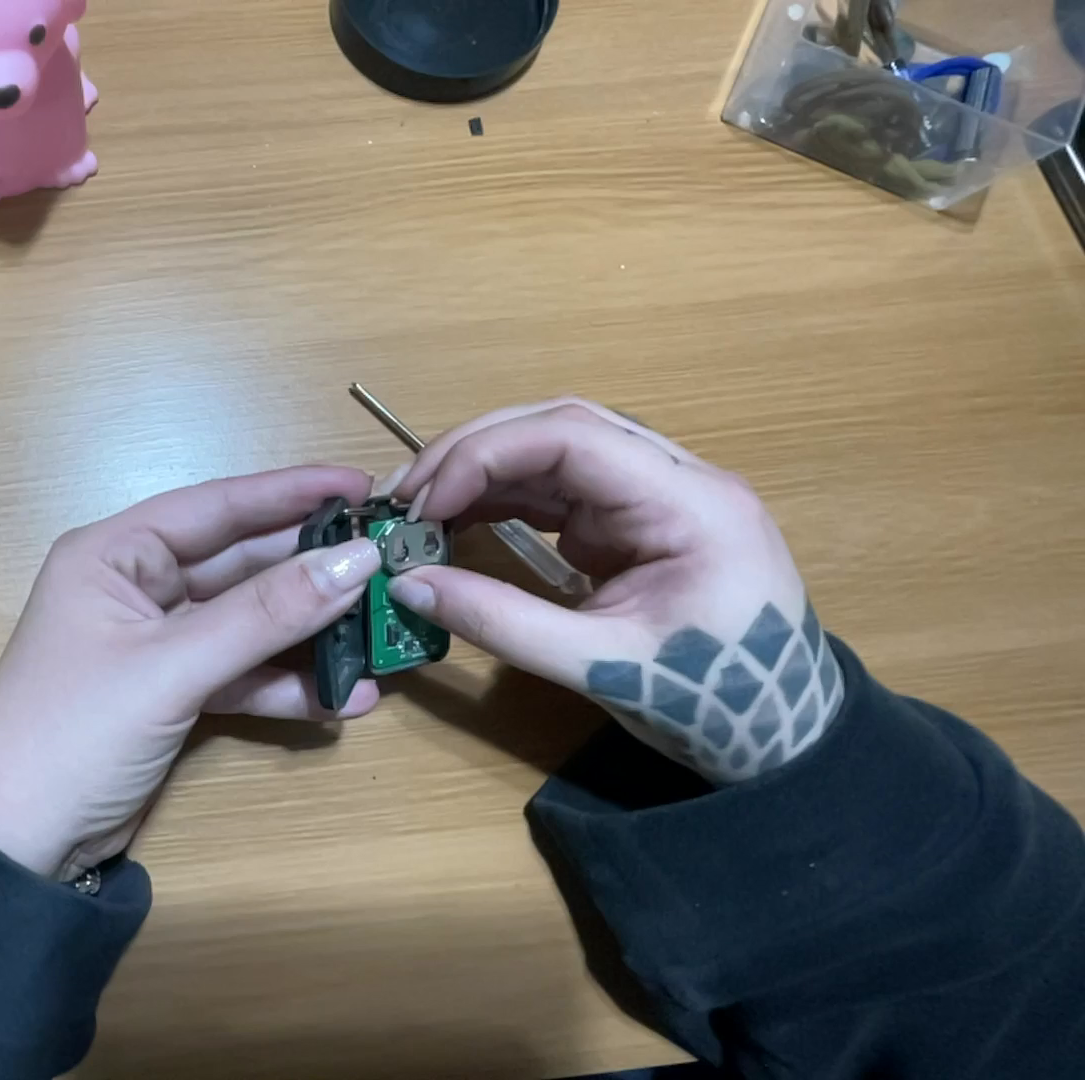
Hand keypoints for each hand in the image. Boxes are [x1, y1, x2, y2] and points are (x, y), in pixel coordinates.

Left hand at [0, 467, 384, 878]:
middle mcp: (136, 586)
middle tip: (388, 561)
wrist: (17, 844)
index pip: (214, 506)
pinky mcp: (171, 692)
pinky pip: (238, 673)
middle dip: (309, 568)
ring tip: (380, 636)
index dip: (288, 492)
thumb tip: (356, 561)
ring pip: (245, 622)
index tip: (360, 485)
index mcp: (113, 554)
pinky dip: (283, 685)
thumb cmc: (76, 731)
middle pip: (237, 564)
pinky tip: (343, 698)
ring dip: (307, 634)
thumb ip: (264, 614)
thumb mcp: (170, 666)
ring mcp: (156, 642)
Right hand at [389, 400, 844, 783]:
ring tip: (417, 507)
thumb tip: (406, 585)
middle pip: (557, 425)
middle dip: (470, 452)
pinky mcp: (627, 519)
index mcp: (688, 503)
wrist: (785, 736)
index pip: (572, 437)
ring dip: (477, 470)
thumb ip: (500, 622)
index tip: (424, 506)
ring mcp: (649, 496)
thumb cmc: (712, 703)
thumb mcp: (600, 668)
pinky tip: (453, 519)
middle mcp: (671, 479)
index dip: (484, 457)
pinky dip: (495, 496)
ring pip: (549, 448)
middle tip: (404, 495)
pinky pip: (552, 487)